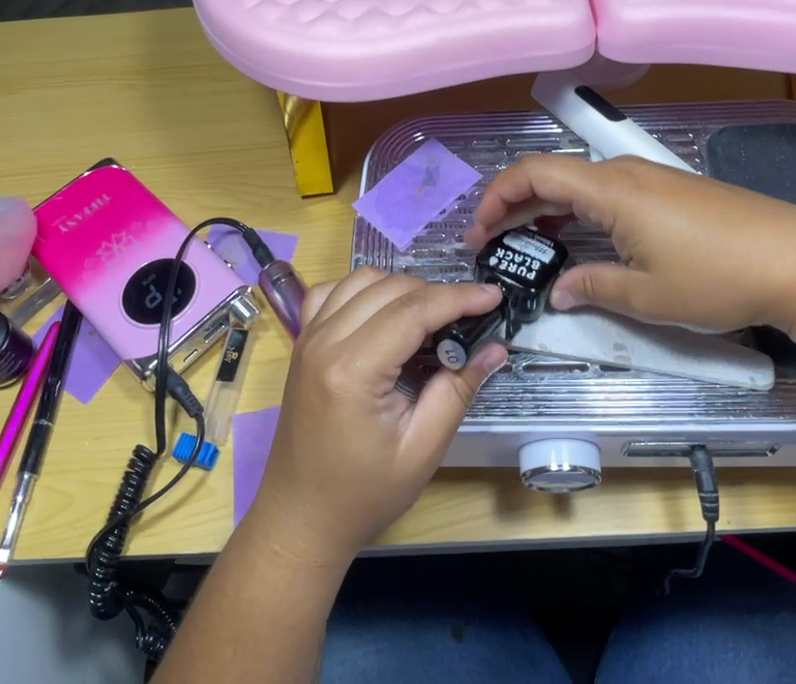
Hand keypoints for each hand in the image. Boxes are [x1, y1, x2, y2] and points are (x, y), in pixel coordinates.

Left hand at [243, 269, 504, 567]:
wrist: (301, 515)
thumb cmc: (363, 493)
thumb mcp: (422, 450)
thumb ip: (457, 391)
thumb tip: (494, 347)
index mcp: (353, 371)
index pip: (414, 310)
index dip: (459, 297)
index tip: (494, 296)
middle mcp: (324, 342)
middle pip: (390, 288)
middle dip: (436, 293)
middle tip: (469, 319)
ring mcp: (308, 338)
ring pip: (361, 280)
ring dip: (402, 288)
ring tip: (433, 317)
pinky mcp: (302, 343)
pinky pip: (331, 292)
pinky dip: (363, 291)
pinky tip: (385, 313)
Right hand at [464, 154, 795, 337]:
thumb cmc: (718, 278)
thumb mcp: (648, 296)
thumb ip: (592, 288)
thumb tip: (557, 291)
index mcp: (611, 190)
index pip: (535, 173)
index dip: (497, 197)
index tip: (478, 232)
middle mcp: (626, 173)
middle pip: (553, 175)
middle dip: (514, 206)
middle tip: (490, 244)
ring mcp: (652, 179)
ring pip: (581, 184)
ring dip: (546, 209)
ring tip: (526, 245)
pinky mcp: (672, 192)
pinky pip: (608, 192)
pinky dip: (579, 211)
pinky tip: (578, 239)